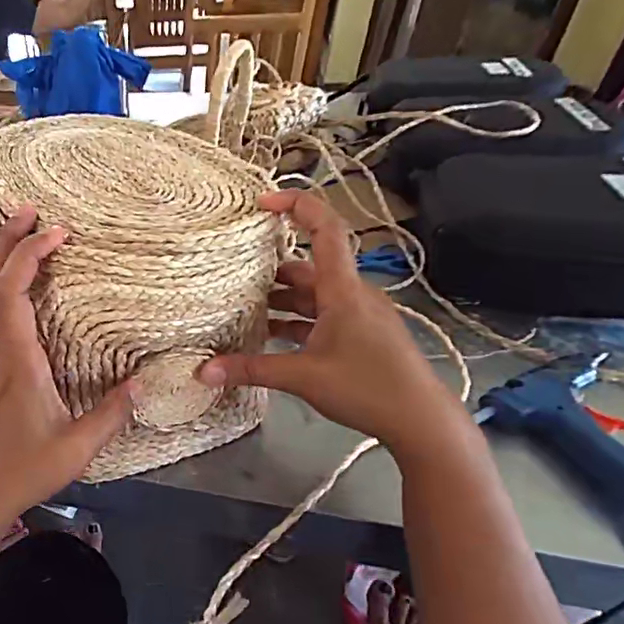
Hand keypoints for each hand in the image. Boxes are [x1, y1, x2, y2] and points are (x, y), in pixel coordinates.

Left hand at [0, 206, 134, 580]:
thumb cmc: (22, 472)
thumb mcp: (77, 449)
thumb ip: (112, 414)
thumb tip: (145, 381)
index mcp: (17, 362)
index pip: (13, 294)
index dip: (29, 255)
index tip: (57, 232)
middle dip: (5, 241)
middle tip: (28, 209)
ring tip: (19, 233)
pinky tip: (11, 284)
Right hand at [196, 192, 458, 456]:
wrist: (420, 420)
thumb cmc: (366, 387)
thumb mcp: (302, 377)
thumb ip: (251, 370)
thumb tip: (202, 372)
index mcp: (342, 289)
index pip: (324, 229)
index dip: (295, 206)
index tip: (262, 202)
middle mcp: (352, 294)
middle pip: (309, 267)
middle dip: (272, 268)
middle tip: (236, 271)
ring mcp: (360, 315)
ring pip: (315, 295)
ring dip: (283, 298)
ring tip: (246, 306)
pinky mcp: (363, 335)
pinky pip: (324, 316)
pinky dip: (298, 320)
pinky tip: (274, 336)